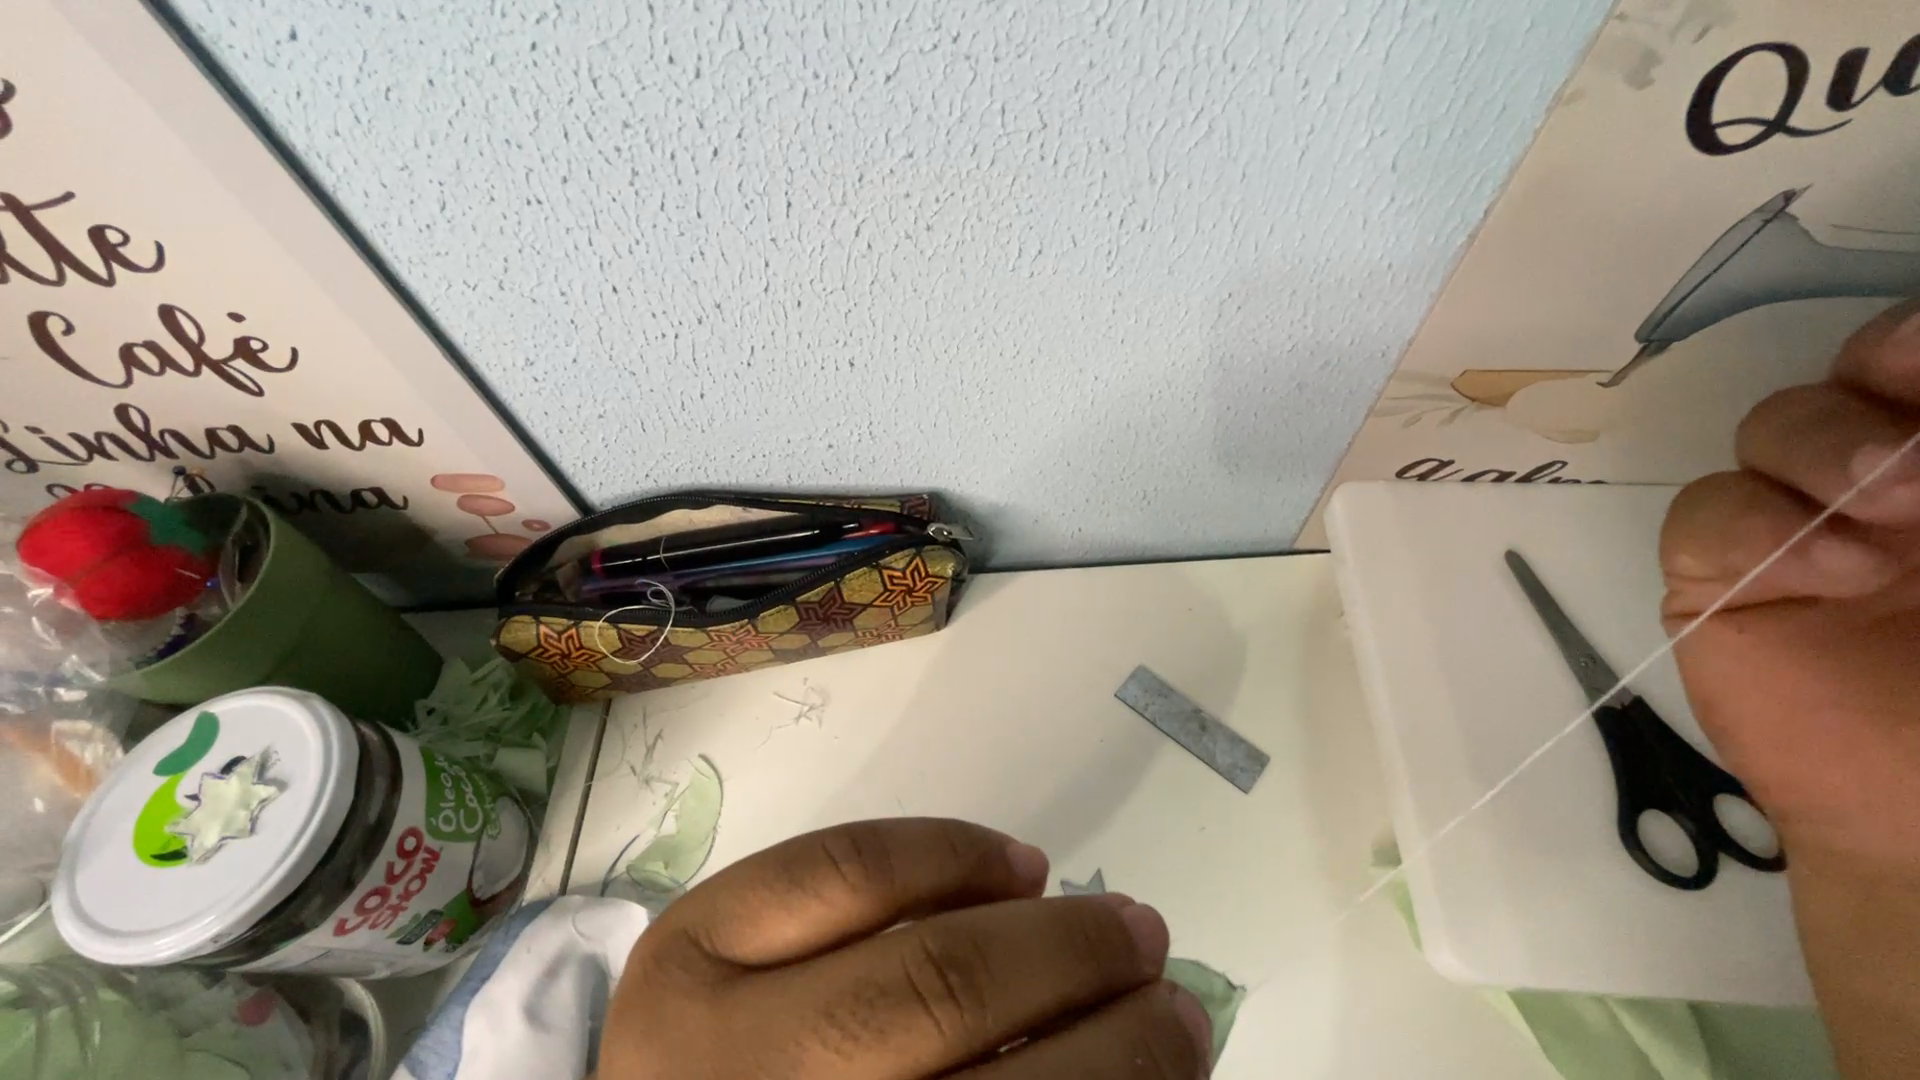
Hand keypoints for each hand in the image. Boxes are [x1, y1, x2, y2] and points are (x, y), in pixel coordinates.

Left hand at [596, 818, 1212, 1079]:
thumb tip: (1133, 1039)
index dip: (1117, 1070)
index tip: (1185, 1035)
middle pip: (954, 1011)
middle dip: (1086, 978)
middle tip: (1154, 951)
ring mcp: (702, 1018)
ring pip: (907, 944)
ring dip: (1033, 922)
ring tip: (1107, 915)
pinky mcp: (684, 936)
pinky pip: (837, 866)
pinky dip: (939, 854)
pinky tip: (1009, 864)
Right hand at [1662, 299, 1919, 872]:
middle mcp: (1897, 478)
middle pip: (1856, 366)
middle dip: (1890, 370)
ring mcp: (1802, 523)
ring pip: (1772, 423)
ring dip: (1825, 445)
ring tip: (1891, 509)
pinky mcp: (1717, 573)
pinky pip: (1702, 511)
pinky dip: (1754, 526)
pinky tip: (1823, 576)